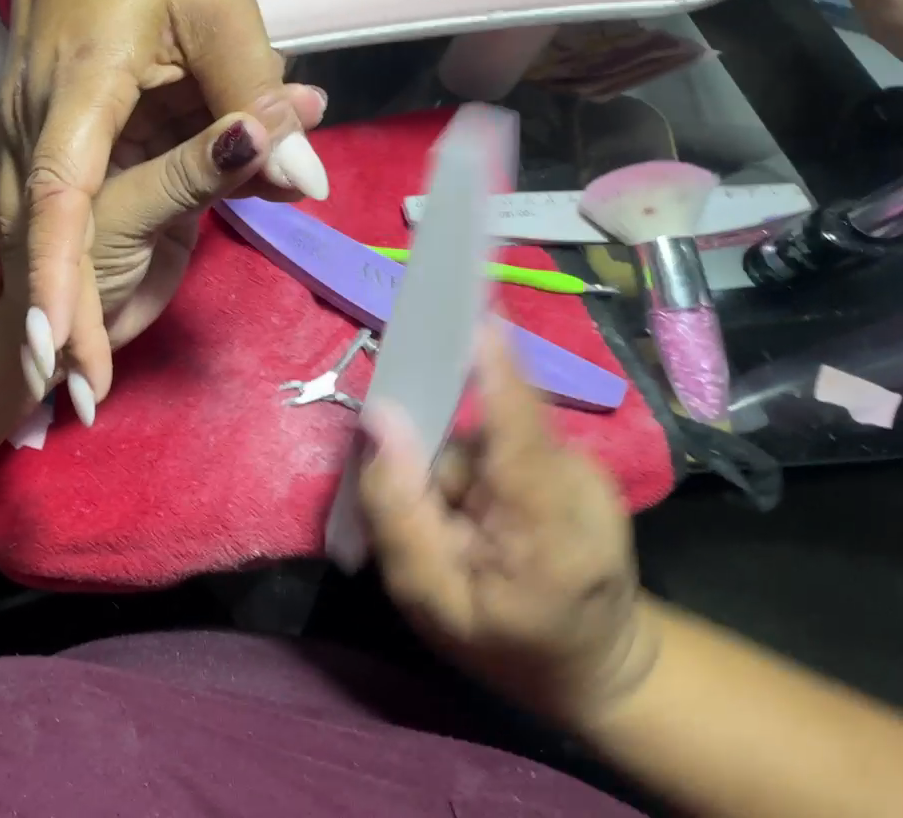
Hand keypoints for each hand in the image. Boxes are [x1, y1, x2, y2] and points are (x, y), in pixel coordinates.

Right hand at [0, 0, 328, 420]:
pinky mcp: (7, 139)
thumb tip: (303, 178)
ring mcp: (9, 133)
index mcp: (81, 88)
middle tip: (67, 400)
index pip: (63, 190)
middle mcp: (30, 122)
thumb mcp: (216, 9)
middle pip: (28, 230)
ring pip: (5, 229)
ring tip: (40, 386)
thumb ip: (251, 93)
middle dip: (41, 318)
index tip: (58, 343)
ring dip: (18, 306)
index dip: (56, 269)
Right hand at [356, 328, 659, 727]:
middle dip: (432, 455)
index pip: (518, 428)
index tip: (468, 308)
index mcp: (549, 527)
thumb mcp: (427, 595)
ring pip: (480, 436)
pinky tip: (469, 514)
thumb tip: (379, 414)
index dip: (492, 368)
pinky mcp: (571, 465)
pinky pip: (494, 442)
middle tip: (424, 513)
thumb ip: (397, 508)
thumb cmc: (505, 642)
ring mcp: (581, 470)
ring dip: (447, 469)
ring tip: (450, 526)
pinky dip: (466, 470)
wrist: (596, 667)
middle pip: (480, 428)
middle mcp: (578, 481)